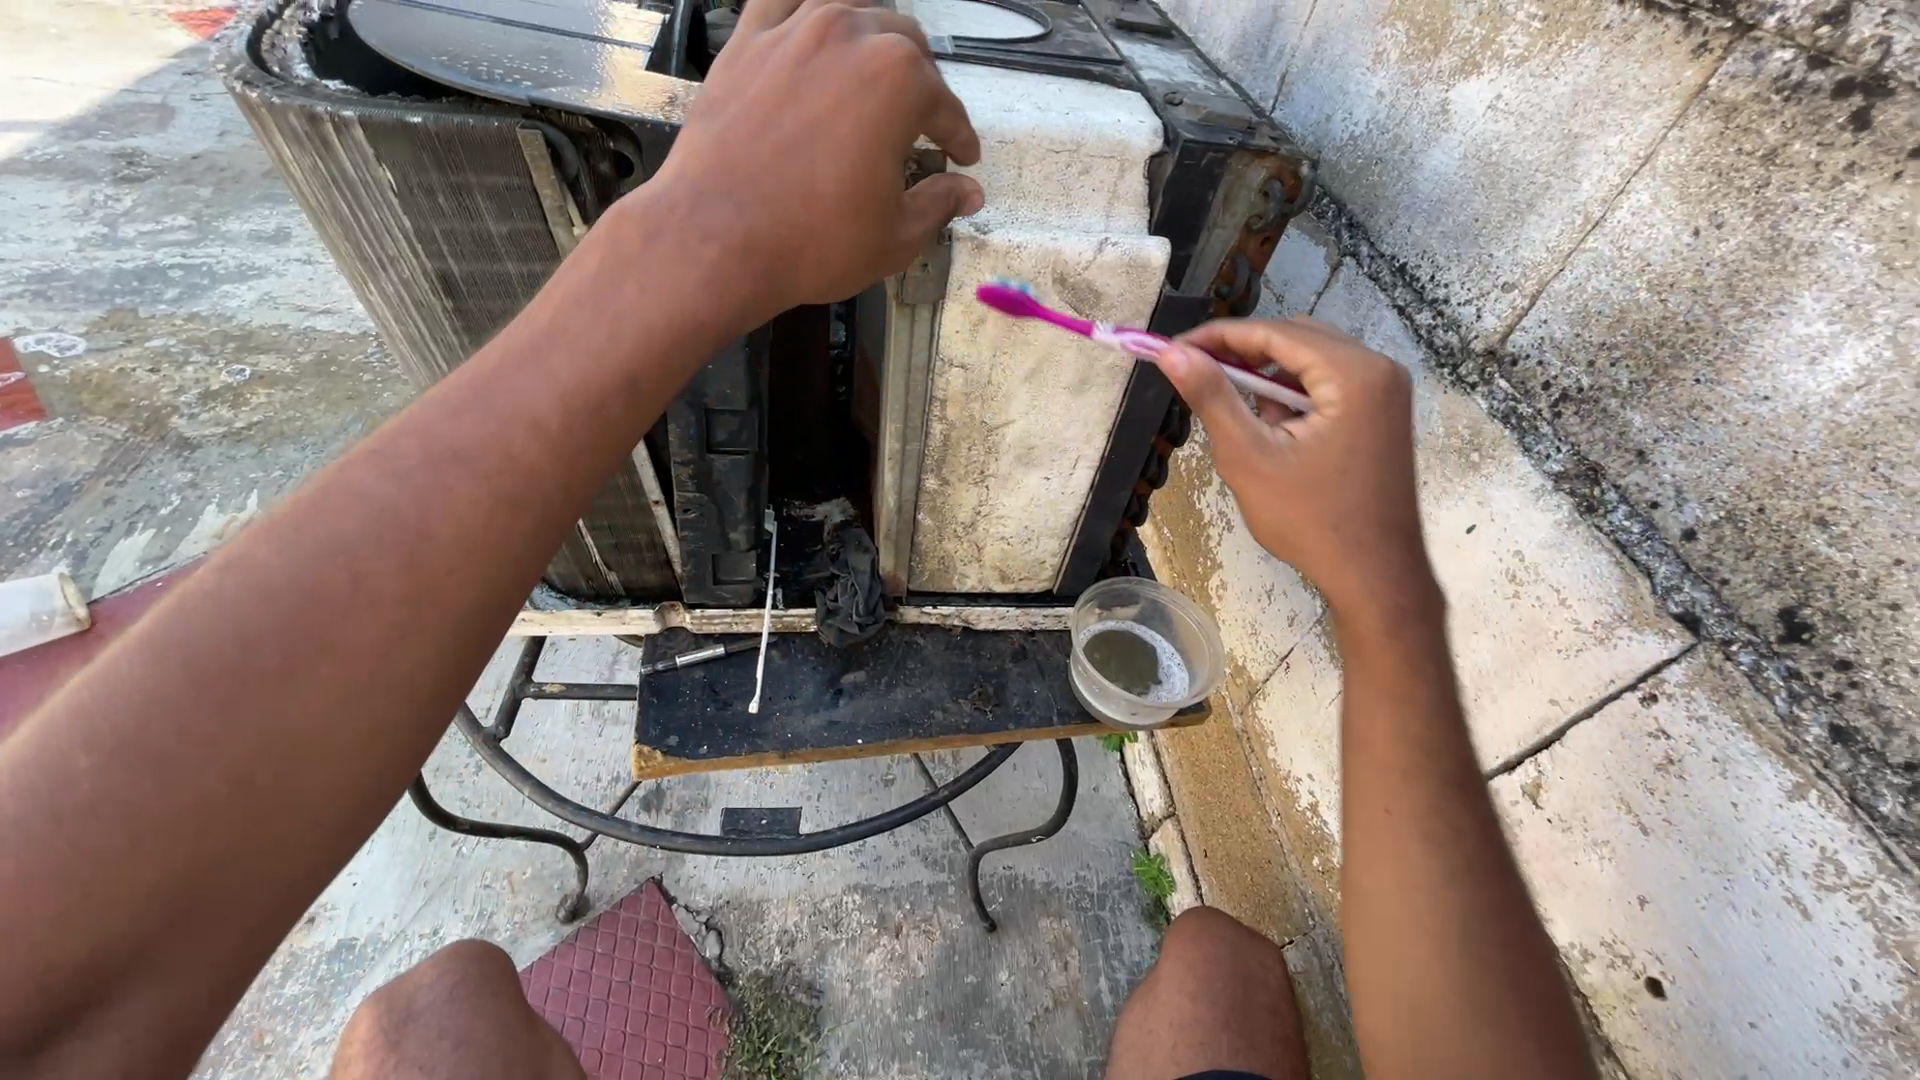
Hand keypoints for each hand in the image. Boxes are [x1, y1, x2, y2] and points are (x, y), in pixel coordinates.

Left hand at [639, 0, 983, 324]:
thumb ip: (939, 204)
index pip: (945, 106)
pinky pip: (782, 3)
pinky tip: (813, 33)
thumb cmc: (815, 242)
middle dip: (922, 83)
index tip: (963, 157)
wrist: (718, 239)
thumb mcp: (895, 236)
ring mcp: (793, 30)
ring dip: (873, 40)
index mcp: (900, 80)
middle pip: (904, 44)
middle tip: (921, 123)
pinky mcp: (746, 41)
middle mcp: (851, 36)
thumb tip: (970, 192)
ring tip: (875, 74)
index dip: (959, 137)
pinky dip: (806, 13)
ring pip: (850, 11)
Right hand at [1156, 318, 1432, 616]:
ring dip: (1267, 378)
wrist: (1373, 574)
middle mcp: (1378, 368)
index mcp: (1353, 372)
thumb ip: (1211, 396)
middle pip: (1295, 338)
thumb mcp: (1248, 456)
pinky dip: (1292, 396)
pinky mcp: (1382, 414)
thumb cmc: (1309, 519)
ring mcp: (1386, 391)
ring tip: (1238, 415)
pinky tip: (1273, 430)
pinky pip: (1328, 385)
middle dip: (1243, 355)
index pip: (1273, 332)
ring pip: (1310, 361)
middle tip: (1197, 377)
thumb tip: (1171, 353)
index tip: (1172, 350)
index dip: (1217, 336)